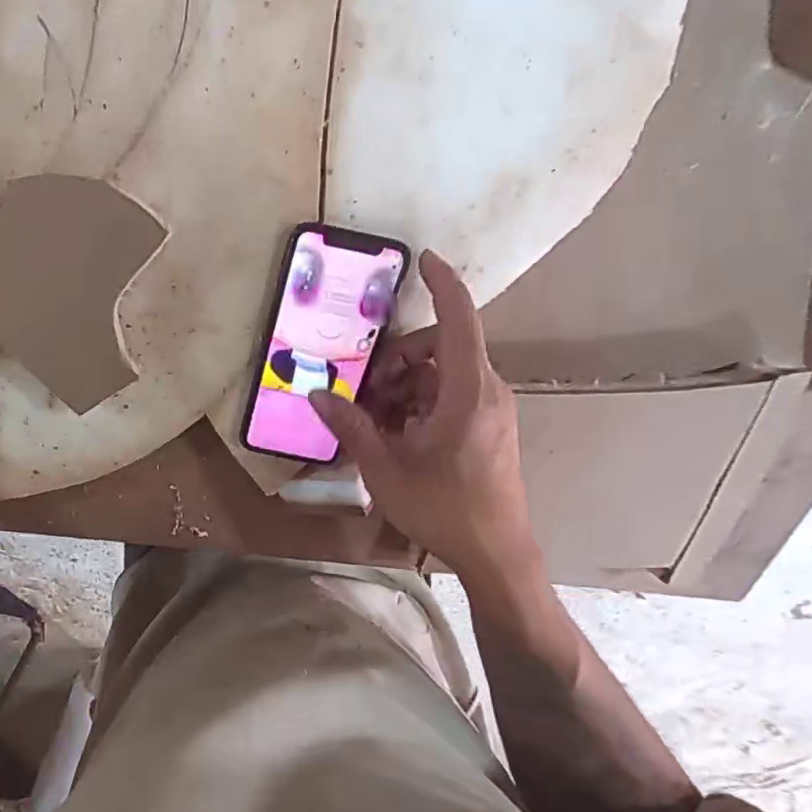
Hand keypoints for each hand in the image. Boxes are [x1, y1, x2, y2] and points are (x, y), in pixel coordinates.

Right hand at [309, 250, 537, 580]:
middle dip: (396, 360)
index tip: (423, 260)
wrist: (494, 551)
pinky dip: (417, 403)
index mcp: (467, 394)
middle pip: (441, 348)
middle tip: (360, 393)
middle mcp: (486, 392)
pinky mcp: (488, 427)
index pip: (459, 322)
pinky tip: (393, 434)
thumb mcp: (385, 468)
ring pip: (442, 374)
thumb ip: (351, 427)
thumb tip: (316, 394)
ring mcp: (490, 409)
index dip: (443, 285)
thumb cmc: (442, 509)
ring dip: (402, 386)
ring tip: (371, 421)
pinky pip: (449, 396)